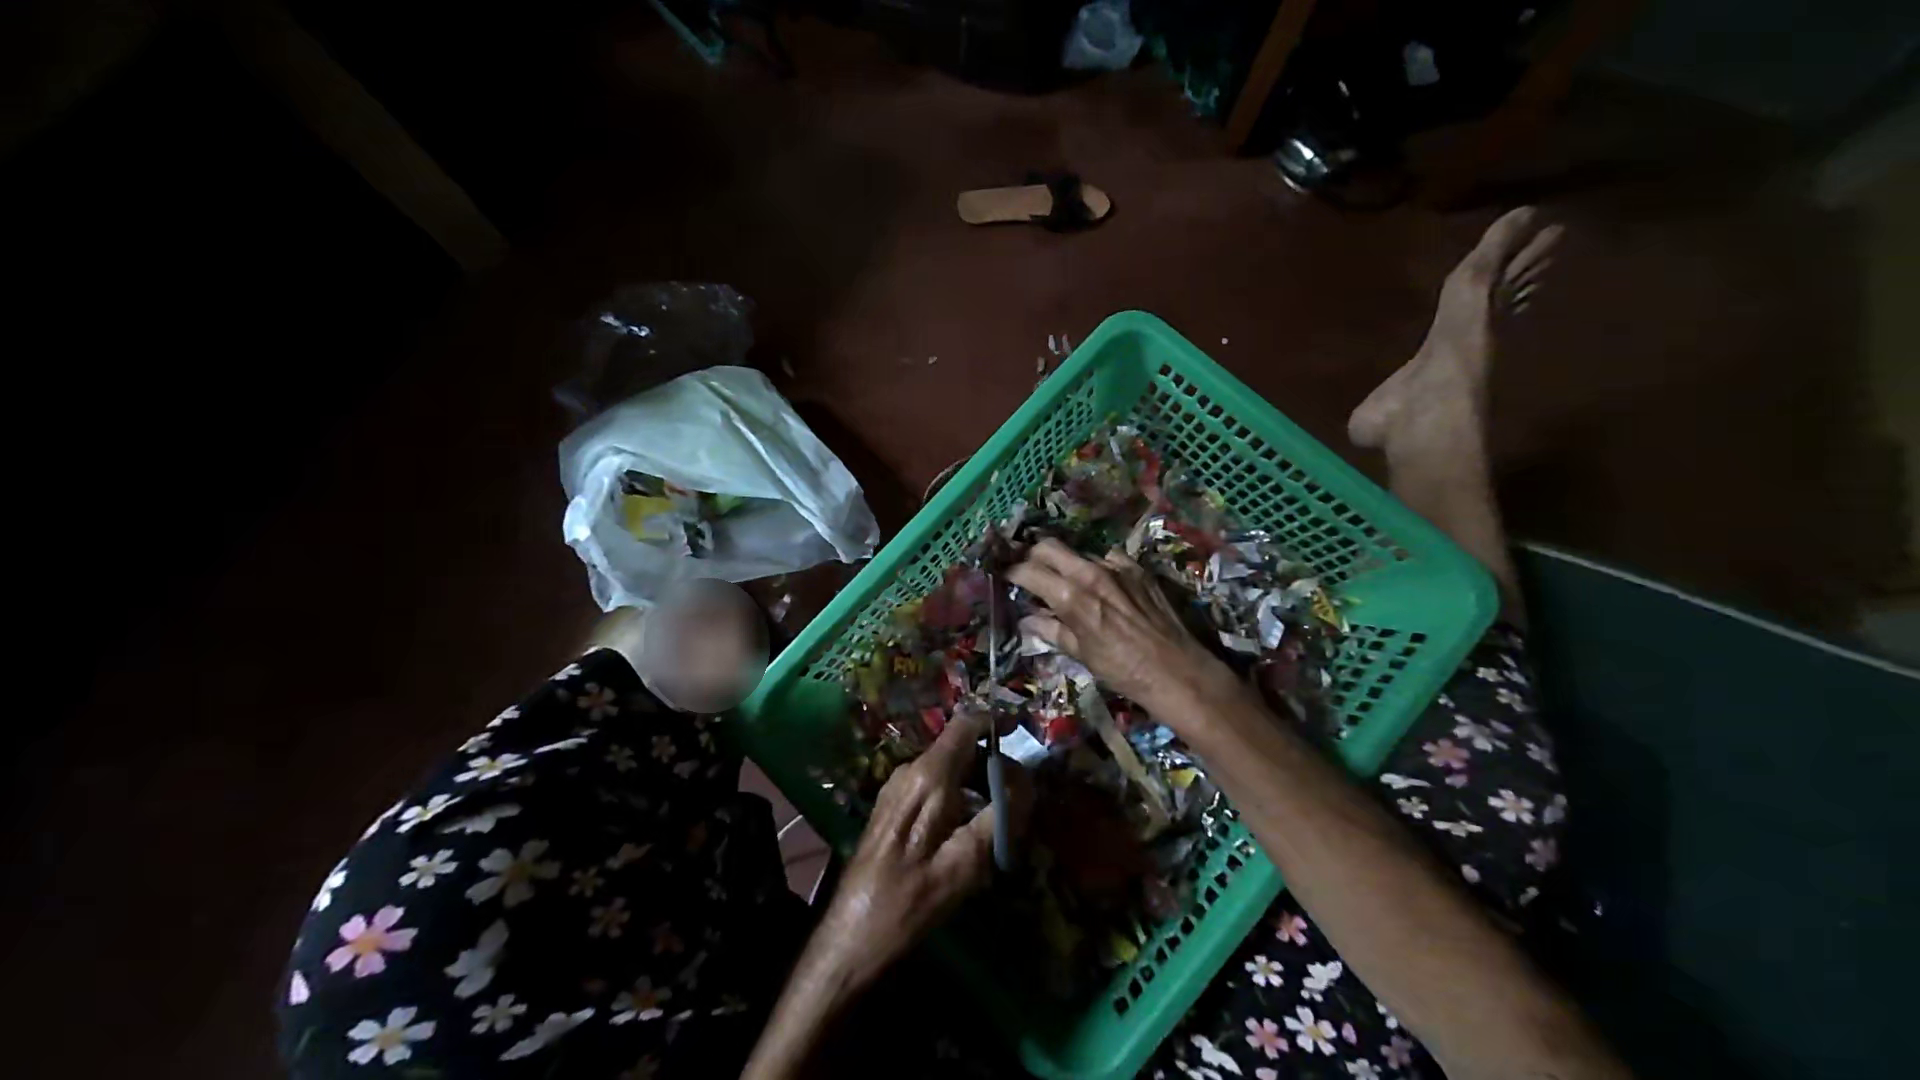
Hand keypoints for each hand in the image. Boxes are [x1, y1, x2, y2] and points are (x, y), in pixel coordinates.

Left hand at [808, 710, 1028, 990]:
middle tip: (1021, 803)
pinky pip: (935, 788)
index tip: (1026, 734)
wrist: (851, 936)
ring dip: (978, 786)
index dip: (998, 722)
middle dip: (994, 767)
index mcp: (928, 776)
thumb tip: (1027, 781)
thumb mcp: (965, 865)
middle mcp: (910, 771)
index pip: (966, 725)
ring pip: (950, 770)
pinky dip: (960, 799)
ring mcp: (897, 788)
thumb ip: (1000, 817)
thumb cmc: (909, 901)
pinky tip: (969, 837)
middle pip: (961, 749)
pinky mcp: (892, 807)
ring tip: (999, 826)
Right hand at [1007, 538, 1239, 721]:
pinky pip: (1108, 558)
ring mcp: (1118, 566)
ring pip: (1078, 552)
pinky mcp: (1139, 569)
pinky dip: (1097, 568)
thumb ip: (1050, 630)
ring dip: (1065, 563)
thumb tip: (1027, 619)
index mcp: (1071, 595)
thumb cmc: (1122, 669)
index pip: (1027, 570)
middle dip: (1032, 555)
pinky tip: (1101, 586)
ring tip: (1064, 581)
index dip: (1010, 572)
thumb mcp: (1080, 653)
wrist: (1176, 670)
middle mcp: (1091, 572)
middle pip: (1048, 546)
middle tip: (1028, 571)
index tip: (1004, 576)